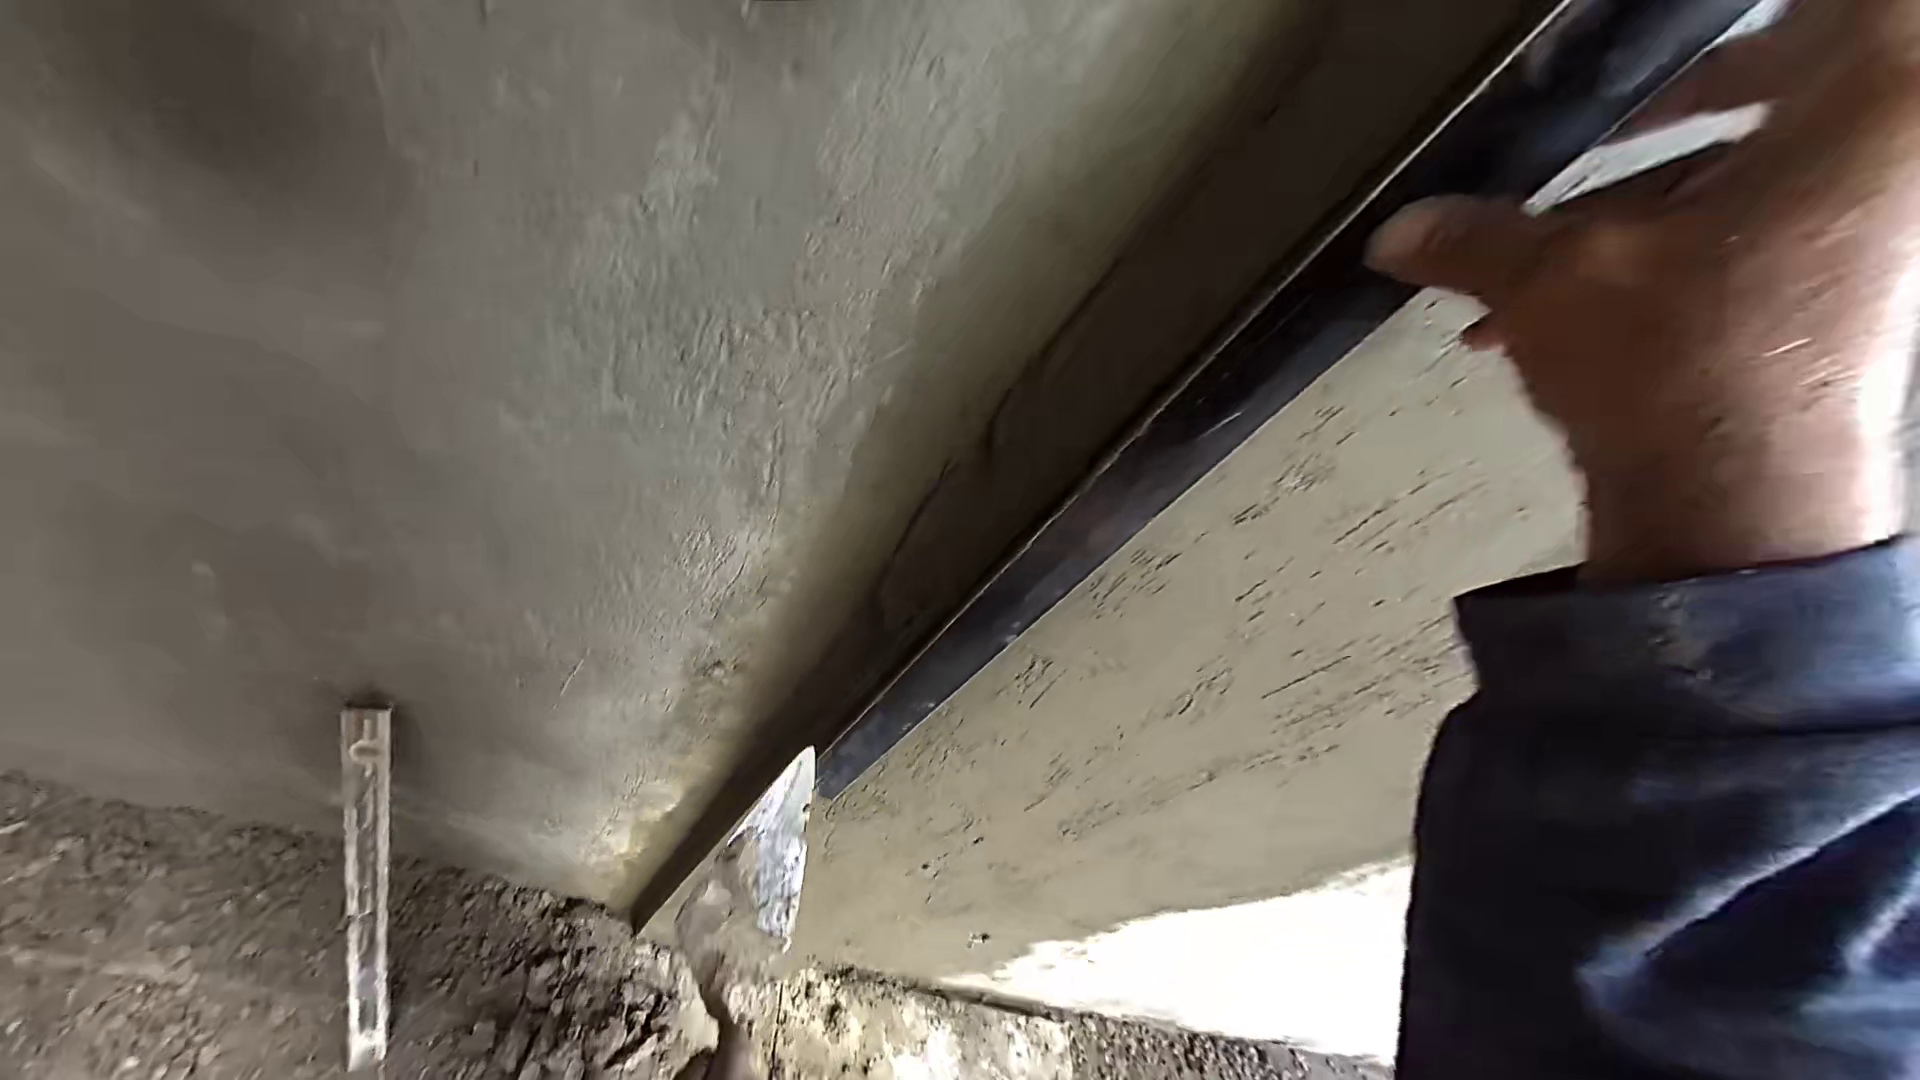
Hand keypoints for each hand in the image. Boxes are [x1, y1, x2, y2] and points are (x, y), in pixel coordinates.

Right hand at [1366, 0, 1919, 581]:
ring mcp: (1864, 231)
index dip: (1717, 38)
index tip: (1652, 57)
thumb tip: (1393, 231)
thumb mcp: (1548, 281)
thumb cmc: (1674, 361)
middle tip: (1592, 138)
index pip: (1824, 10)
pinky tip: (1542, 318)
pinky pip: (1726, 246)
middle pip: (1778, 93)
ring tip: (1514, 278)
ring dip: (1615, 222)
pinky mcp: (1822, 295)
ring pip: (1734, 185)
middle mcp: (1894, 157)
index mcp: (1875, 110)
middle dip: (1656, 129)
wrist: (1727, 488)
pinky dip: (1635, 267)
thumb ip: (1471, 241)